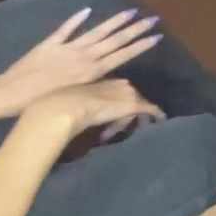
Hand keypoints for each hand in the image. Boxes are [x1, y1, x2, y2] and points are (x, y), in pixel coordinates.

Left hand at [0, 9, 160, 113]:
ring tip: (130, 11)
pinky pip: (65, 30)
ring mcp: (67, 49)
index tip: (157, 35)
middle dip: (136, 29)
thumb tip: (115, 74)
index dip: (142, 45)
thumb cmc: (46, 100)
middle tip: (152, 19)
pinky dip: (75, 19)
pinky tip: (87, 10)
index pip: (124, 54)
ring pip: (97, 32)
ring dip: (114, 21)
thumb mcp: (79, 94)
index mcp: (94, 71)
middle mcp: (85, 57)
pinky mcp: (49, 44)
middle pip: (116, 40)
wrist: (10, 95)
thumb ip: (97, 80)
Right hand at [23, 80, 163, 137]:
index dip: (110, 104)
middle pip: (128, 98)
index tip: (101, 115)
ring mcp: (129, 93)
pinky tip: (160, 119)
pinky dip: (156, 114)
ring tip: (109, 134)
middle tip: (105, 130)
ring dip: (124, 121)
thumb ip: (76, 103)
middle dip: (119, 114)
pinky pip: (151, 109)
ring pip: (136, 106)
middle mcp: (119, 83)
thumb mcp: (66, 101)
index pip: (114, 91)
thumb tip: (74, 113)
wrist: (61, 109)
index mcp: (102, 80)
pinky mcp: (134, 104)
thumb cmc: (55, 105)